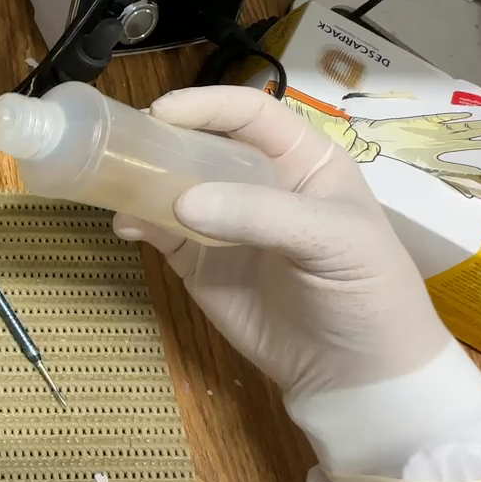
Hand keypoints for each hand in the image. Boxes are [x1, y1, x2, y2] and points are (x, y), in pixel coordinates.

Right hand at [112, 87, 480, 481]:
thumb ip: (262, 215)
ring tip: (113, 184)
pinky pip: (152, 227)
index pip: (250, 114)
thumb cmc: (366, 295)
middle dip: (160, 137)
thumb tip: (182, 201)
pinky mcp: (190, 256)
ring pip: (167, 182)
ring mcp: (217, 219)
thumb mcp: (336, 244)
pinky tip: (125, 227)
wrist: (353, 376)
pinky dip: (132, 221)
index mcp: (300, 160)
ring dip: (138, 179)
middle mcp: (253, 181)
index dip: (208, 105)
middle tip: (123, 144)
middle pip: (198, 141)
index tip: (162, 112)